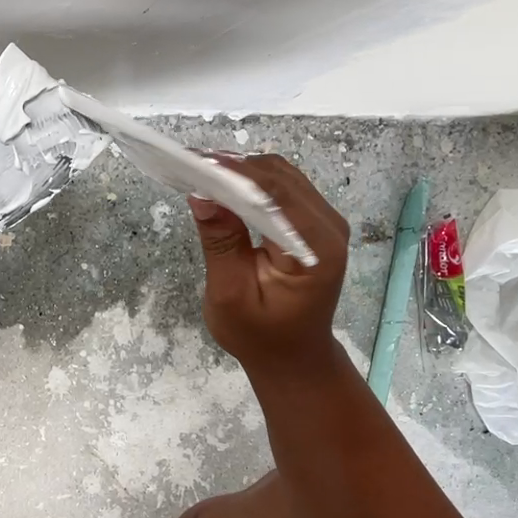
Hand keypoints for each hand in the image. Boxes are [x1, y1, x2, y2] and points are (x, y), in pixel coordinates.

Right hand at [189, 154, 349, 373]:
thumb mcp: (230, 294)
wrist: (292, 356)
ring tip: (199, 170)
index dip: (236, 173)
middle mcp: (328, 226)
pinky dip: (250, 182)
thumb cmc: (259, 335)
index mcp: (314, 247)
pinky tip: (222, 185)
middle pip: (280, 176)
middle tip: (189, 164)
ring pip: (281, 176)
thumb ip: (220, 242)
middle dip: (235, 167)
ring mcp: (323, 222)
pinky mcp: (312, 223)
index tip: (196, 162)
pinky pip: (282, 189)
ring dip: (241, 171)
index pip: (275, 193)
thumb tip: (201, 195)